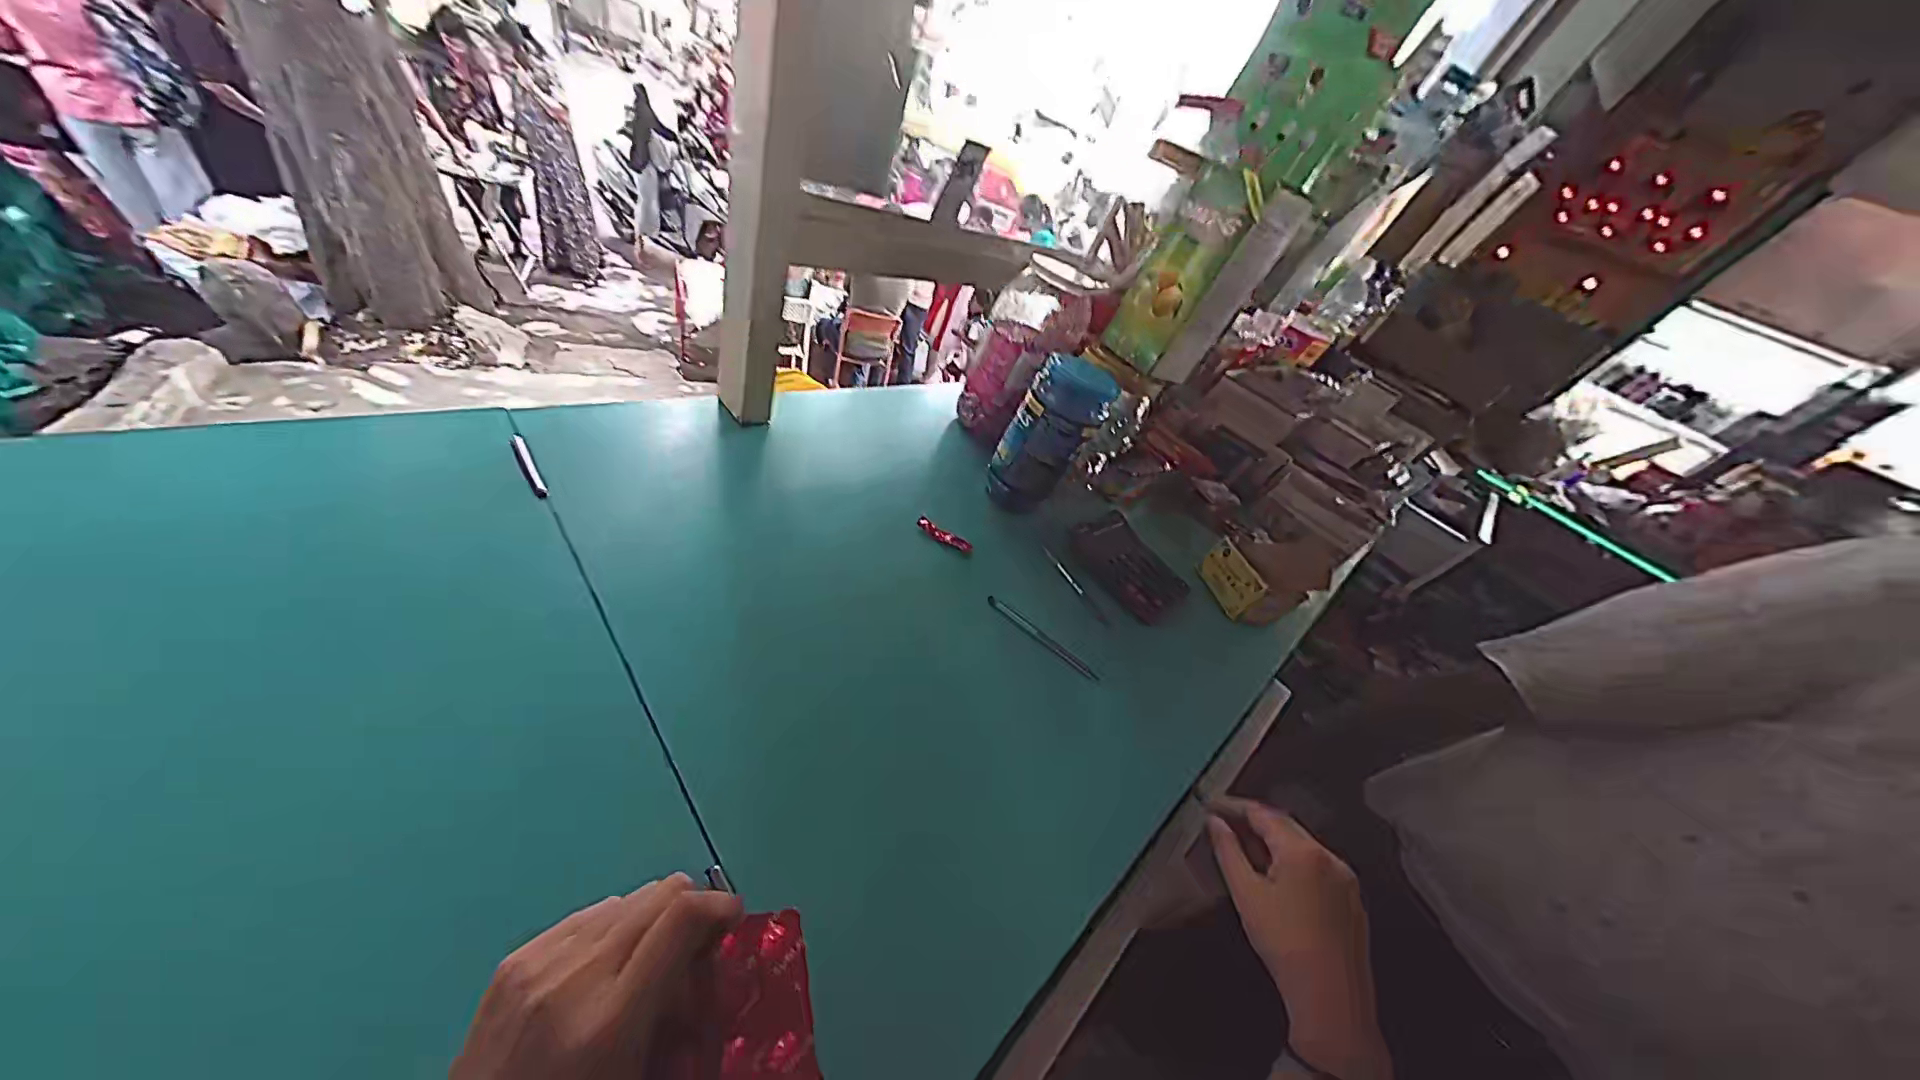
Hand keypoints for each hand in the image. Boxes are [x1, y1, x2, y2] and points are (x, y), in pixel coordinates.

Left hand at [451, 873, 742, 1079]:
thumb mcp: (645, 1076)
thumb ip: (685, 1014)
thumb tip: (710, 955)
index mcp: (611, 1020)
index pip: (682, 916)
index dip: (719, 904)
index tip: (734, 917)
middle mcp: (575, 977)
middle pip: (658, 895)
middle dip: (691, 908)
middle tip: (697, 944)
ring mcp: (538, 964)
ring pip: (626, 898)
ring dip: (651, 918)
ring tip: (649, 959)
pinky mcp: (513, 961)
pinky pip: (588, 914)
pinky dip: (612, 927)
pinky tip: (606, 965)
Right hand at [1208, 798, 1389, 1079]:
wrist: (1331, 997)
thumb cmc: (1285, 945)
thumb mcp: (1245, 893)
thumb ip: (1228, 851)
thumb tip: (1216, 824)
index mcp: (1303, 851)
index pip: (1263, 813)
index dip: (1234, 806)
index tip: (1214, 806)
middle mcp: (1330, 858)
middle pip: (1285, 825)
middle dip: (1254, 821)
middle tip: (1225, 824)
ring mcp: (1345, 879)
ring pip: (1302, 845)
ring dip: (1273, 841)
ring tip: (1245, 851)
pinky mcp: (1351, 899)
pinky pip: (1318, 866)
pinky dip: (1293, 862)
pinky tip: (1276, 878)